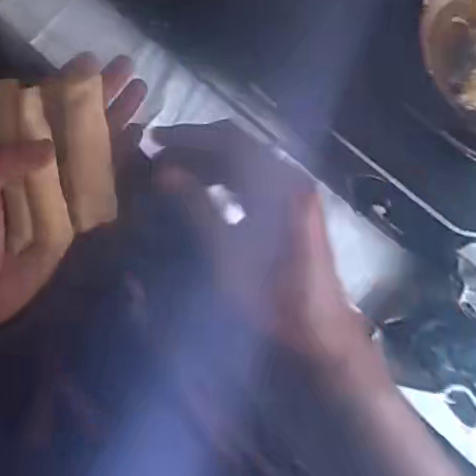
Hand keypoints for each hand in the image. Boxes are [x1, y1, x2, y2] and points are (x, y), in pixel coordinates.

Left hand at [0, 55, 147, 333]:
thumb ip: (1, 164)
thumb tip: (48, 146)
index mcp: (3, 147)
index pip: (37, 107)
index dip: (63, 85)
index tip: (89, 62)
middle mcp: (32, 161)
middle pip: (69, 121)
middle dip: (99, 95)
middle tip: (129, 69)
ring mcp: (54, 188)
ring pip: (89, 147)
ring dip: (115, 121)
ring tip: (142, 93)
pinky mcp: (72, 218)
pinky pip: (98, 185)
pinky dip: (117, 161)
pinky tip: (136, 140)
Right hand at [144, 124, 375, 373]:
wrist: (322, 339)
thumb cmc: (273, 300)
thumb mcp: (228, 257)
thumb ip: (196, 208)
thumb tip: (163, 170)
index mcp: (279, 186)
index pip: (228, 141)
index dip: (187, 136)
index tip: (153, 140)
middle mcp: (290, 180)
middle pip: (236, 143)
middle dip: (193, 143)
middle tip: (157, 152)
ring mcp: (293, 192)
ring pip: (242, 157)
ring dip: (204, 156)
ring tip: (171, 168)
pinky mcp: (291, 208)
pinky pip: (250, 173)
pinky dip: (220, 172)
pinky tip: (200, 186)